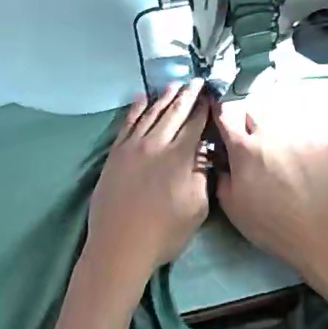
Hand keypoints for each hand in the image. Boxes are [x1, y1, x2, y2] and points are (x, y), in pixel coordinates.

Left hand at [82, 83, 211, 286]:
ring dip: (164, 98)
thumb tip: (205, 151)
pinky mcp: (115, 154)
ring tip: (175, 85)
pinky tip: (142, 99)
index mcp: (180, 156)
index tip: (211, 94)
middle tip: (197, 82)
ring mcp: (132, 147)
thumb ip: (203, 175)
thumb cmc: (164, 233)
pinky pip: (127, 124)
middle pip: (174, 112)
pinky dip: (136, 109)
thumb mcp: (197, 207)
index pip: (195, 123)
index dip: (204, 107)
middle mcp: (156, 144)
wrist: (119, 247)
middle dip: (188, 95)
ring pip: (151, 114)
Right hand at [213, 101, 327, 285]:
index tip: (219, 119)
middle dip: (248, 123)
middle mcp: (270, 133)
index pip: (225, 116)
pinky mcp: (320, 140)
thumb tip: (221, 160)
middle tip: (251, 143)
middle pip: (254, 111)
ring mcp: (298, 134)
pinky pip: (303, 130)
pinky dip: (297, 140)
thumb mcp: (231, 205)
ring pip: (280, 119)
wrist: (317, 232)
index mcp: (245, 148)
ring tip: (278, 151)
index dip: (219, 115)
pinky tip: (300, 158)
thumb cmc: (268, 223)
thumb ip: (221, 175)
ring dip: (273, 130)